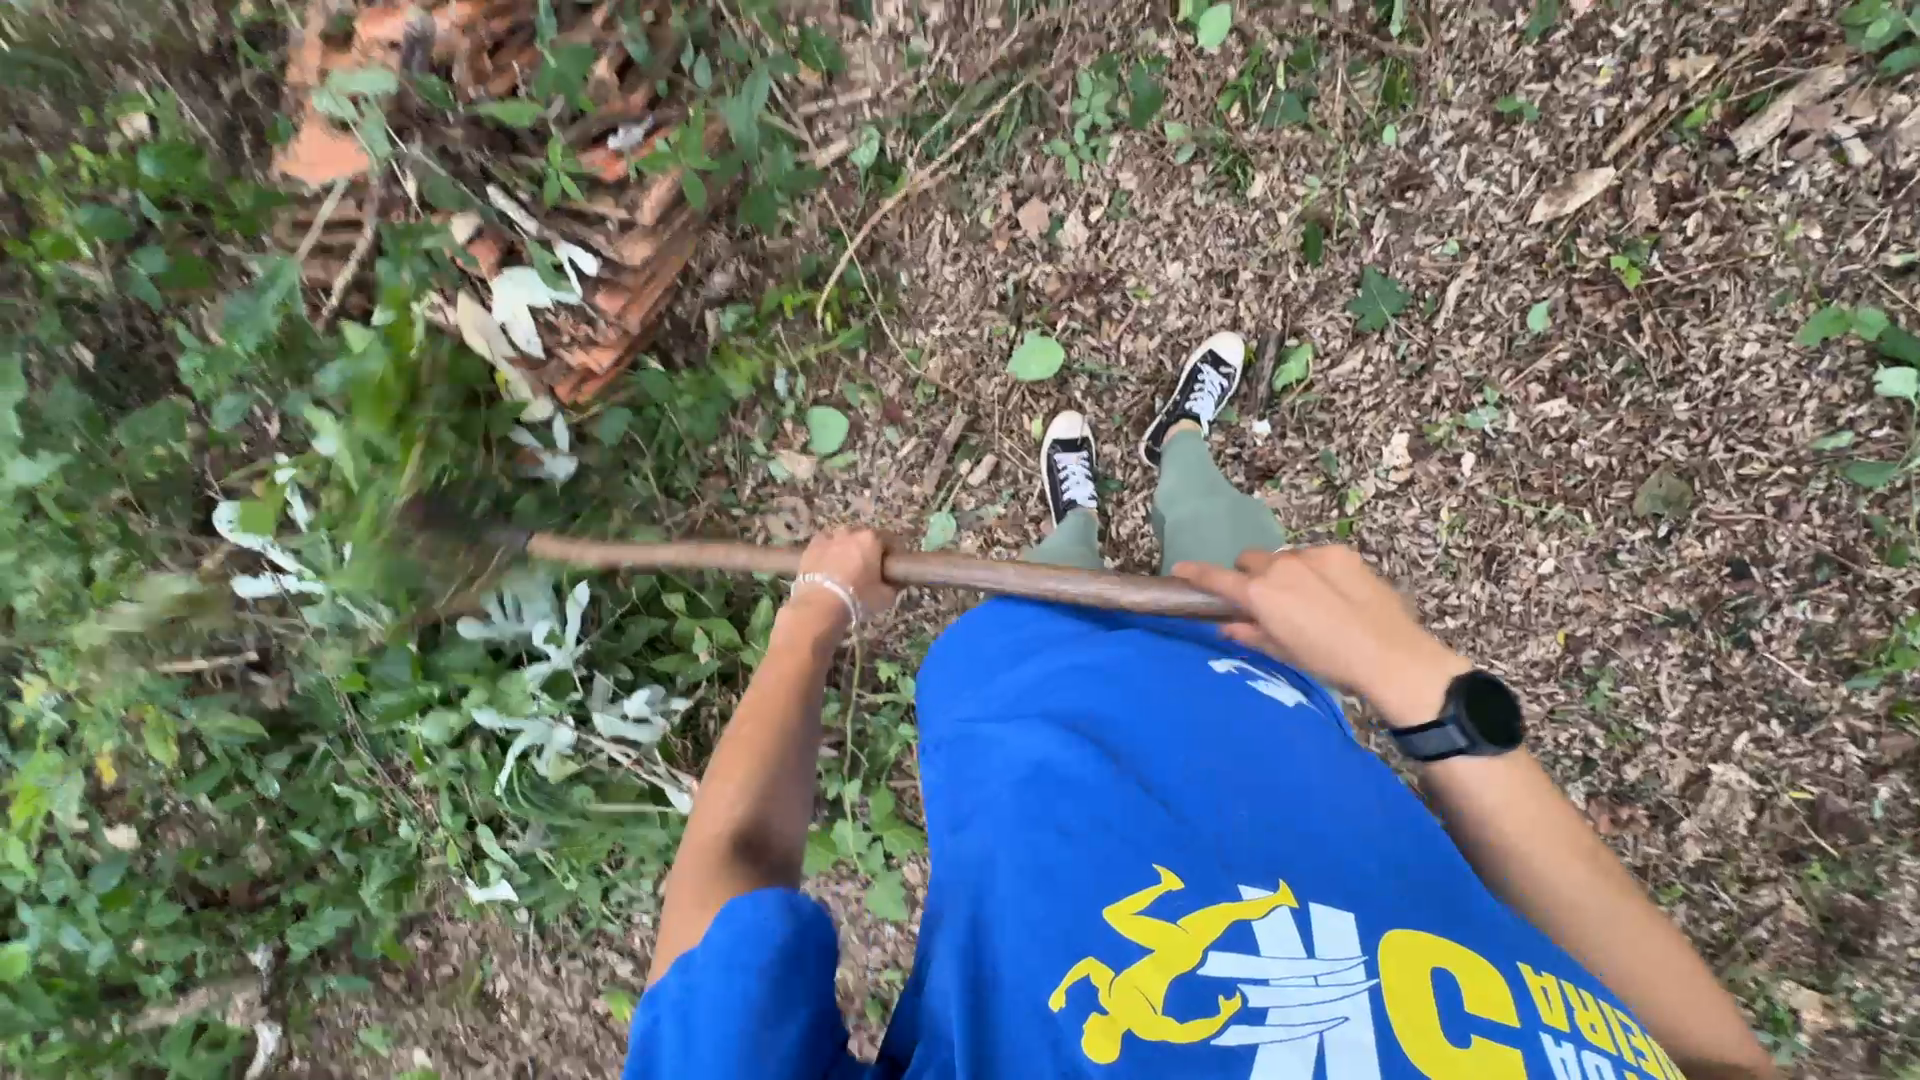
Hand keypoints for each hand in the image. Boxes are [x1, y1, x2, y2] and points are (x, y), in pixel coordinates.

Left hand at [777, 528, 897, 639]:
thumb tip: (895, 583)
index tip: (891, 565)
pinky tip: (827, 564)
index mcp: (871, 540)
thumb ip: (893, 586)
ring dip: (845, 548)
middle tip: (867, 567)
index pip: (889, 539)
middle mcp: (850, 533)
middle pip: (863, 537)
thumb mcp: (885, 597)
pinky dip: (827, 551)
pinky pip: (823, 544)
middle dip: (866, 549)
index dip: (892, 552)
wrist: (820, 604)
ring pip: (842, 538)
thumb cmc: (858, 597)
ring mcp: (829, 538)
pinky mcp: (811, 547)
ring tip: (845, 566)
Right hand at [1172, 547, 1470, 729]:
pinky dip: (1313, 569)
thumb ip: (1250, 633)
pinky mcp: (1340, 552)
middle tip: (1267, 601)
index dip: (1196, 573)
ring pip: (1283, 557)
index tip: (1181, 570)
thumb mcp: (1283, 652)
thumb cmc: (1329, 662)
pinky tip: (1334, 592)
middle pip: (1250, 560)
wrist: (1391, 656)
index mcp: (1260, 595)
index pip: (1217, 577)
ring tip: (1307, 598)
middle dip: (1251, 576)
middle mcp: (1279, 567)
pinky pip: (1313, 555)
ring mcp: (1311, 556)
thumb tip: (1227, 626)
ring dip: (1284, 572)